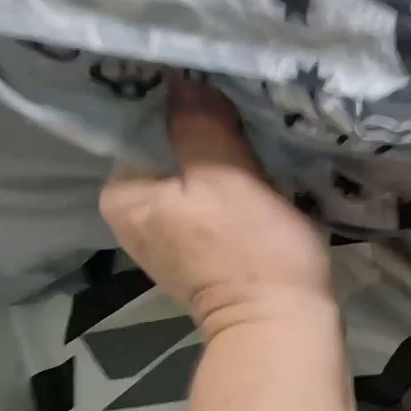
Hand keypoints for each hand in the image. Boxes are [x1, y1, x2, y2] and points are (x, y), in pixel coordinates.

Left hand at [99, 78, 332, 338]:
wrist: (286, 329)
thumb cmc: (256, 255)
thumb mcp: (229, 180)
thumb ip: (202, 128)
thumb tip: (185, 80)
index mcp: (124, 193)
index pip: (149, 134)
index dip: (189, 119)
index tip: (231, 115)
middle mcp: (134, 220)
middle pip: (176, 166)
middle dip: (213, 154)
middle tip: (259, 148)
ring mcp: (169, 249)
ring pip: (200, 195)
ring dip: (232, 185)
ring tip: (269, 179)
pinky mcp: (205, 269)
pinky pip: (218, 224)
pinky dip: (241, 214)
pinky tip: (267, 215)